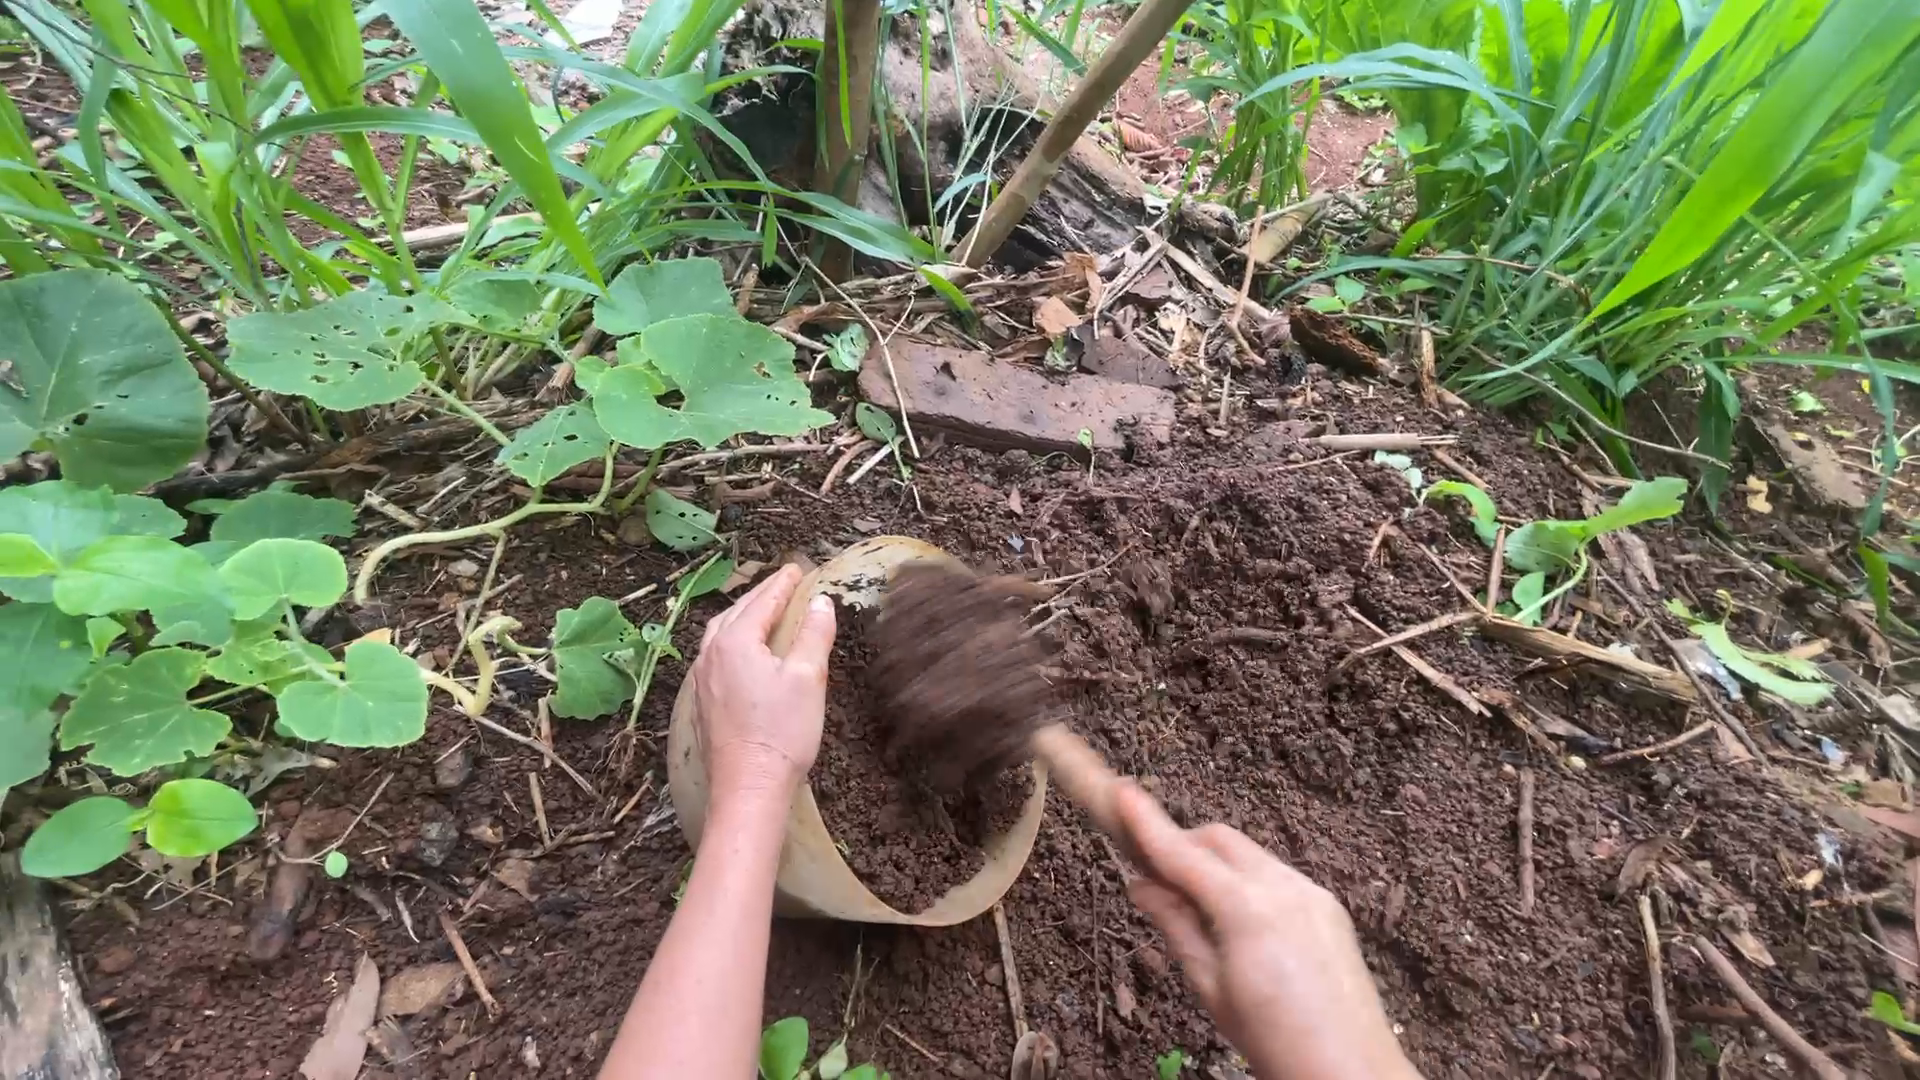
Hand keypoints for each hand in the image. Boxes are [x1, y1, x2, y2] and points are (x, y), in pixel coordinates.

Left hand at [691, 564, 836, 806]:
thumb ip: (814, 634)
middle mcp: (711, 655)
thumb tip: (821, 602)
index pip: (763, 602)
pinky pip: (715, 655)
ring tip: (763, 610)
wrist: (748, 788)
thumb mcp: (808, 677)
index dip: (783, 583)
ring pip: (720, 633)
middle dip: (762, 594)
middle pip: (737, 612)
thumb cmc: (782, 733)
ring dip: (743, 615)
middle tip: (785, 583)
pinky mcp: (703, 702)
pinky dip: (732, 639)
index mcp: (735, 643)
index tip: (798, 568)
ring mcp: (702, 680)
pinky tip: (744, 650)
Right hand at [1114, 784, 1418, 1079]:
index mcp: (1245, 909)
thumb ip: (1176, 925)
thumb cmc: (1273, 1041)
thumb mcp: (1210, 986)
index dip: (1147, 823)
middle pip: (1217, 838)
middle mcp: (1281, 885)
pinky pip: (1274, 873)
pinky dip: (1246, 880)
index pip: (1182, 853)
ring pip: (1246, 853)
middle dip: (1184, 845)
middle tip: (1159, 877)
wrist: (1354, 1078)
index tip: (1122, 792)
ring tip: (1202, 908)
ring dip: (1215, 863)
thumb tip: (1141, 885)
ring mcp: (1309, 890)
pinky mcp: (1327, 904)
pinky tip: (1243, 923)